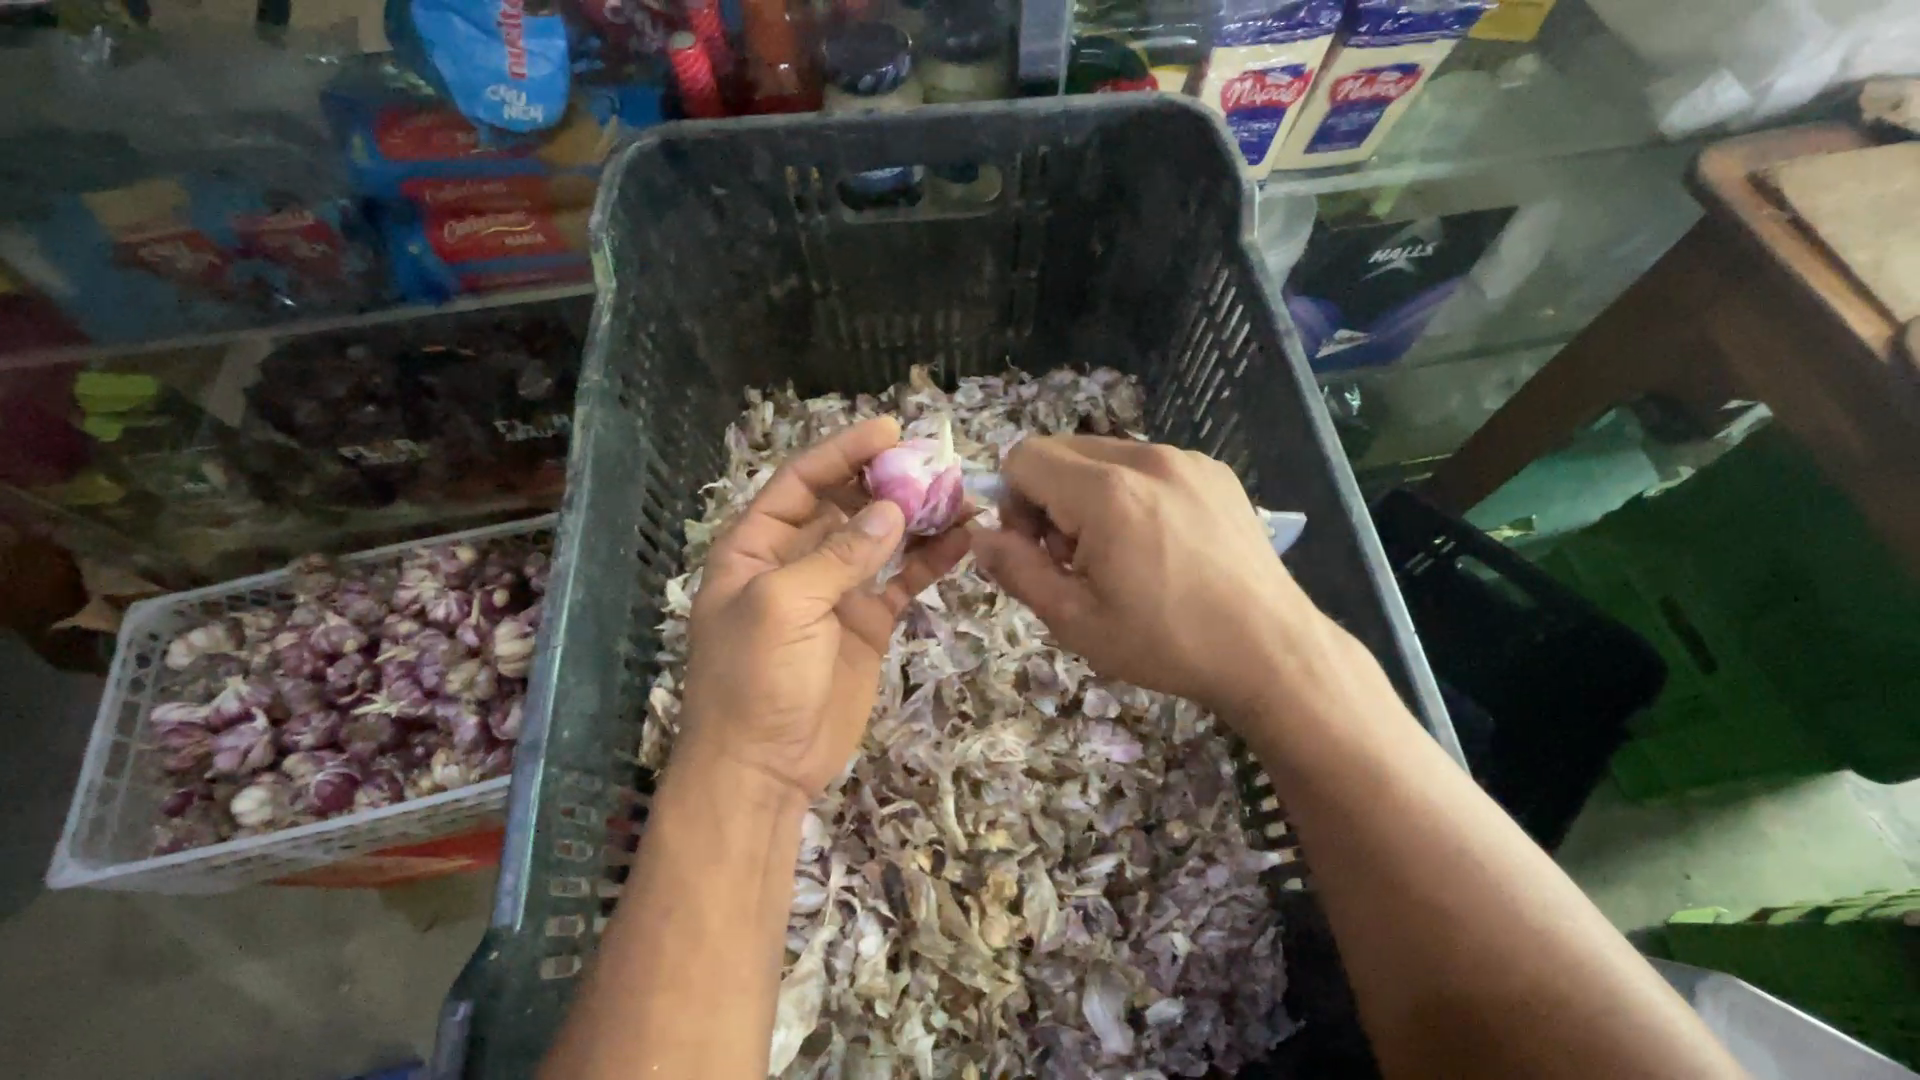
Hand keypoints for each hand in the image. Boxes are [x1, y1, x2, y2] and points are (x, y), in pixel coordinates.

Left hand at [679, 417, 970, 796]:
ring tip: (961, 497)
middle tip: (938, 464)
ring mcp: (836, 591)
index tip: (891, 431)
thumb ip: (838, 555)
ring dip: (918, 517)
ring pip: (881, 539)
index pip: (802, 481)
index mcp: (756, 546)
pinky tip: (963, 542)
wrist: (763, 766)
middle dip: (888, 481)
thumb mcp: (784, 607)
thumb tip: (892, 509)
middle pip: (846, 503)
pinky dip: (931, 561)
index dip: (843, 451)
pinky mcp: (867, 623)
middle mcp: (797, 559)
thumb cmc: (754, 679)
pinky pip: (902, 581)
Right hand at [970, 436, 1345, 725]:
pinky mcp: (1216, 473)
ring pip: (1105, 457)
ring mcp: (1187, 460)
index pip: (1023, 457)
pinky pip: (1148, 466)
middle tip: (1076, 557)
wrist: (1269, 651)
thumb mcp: (1074, 620)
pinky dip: (1132, 494)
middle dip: (1049, 498)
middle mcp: (1147, 458)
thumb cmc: (1166, 642)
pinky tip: (1160, 546)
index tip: (1038, 549)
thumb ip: (1015, 569)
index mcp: (1107, 491)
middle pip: (1062, 450)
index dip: (1013, 502)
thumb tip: (980, 537)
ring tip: (1122, 554)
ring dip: (1090, 496)